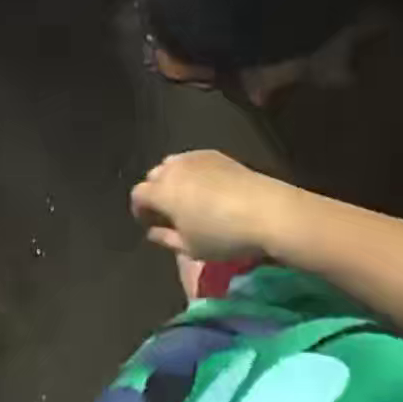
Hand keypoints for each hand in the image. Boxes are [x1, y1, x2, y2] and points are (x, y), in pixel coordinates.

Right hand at [130, 151, 297, 261]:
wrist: (263, 210)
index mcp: (162, 192)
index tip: (150, 223)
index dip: (140, 209)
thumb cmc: (223, 236)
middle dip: (156, 192)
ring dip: (173, 179)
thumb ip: (166, 239)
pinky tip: (206, 187)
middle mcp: (173, 169)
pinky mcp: (214, 153)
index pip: (138, 194)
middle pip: (154, 176)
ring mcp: (193, 157)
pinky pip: (192, 160)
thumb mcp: (190, 248)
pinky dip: (191, 171)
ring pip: (172, 164)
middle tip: (169, 212)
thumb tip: (153, 232)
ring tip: (187, 197)